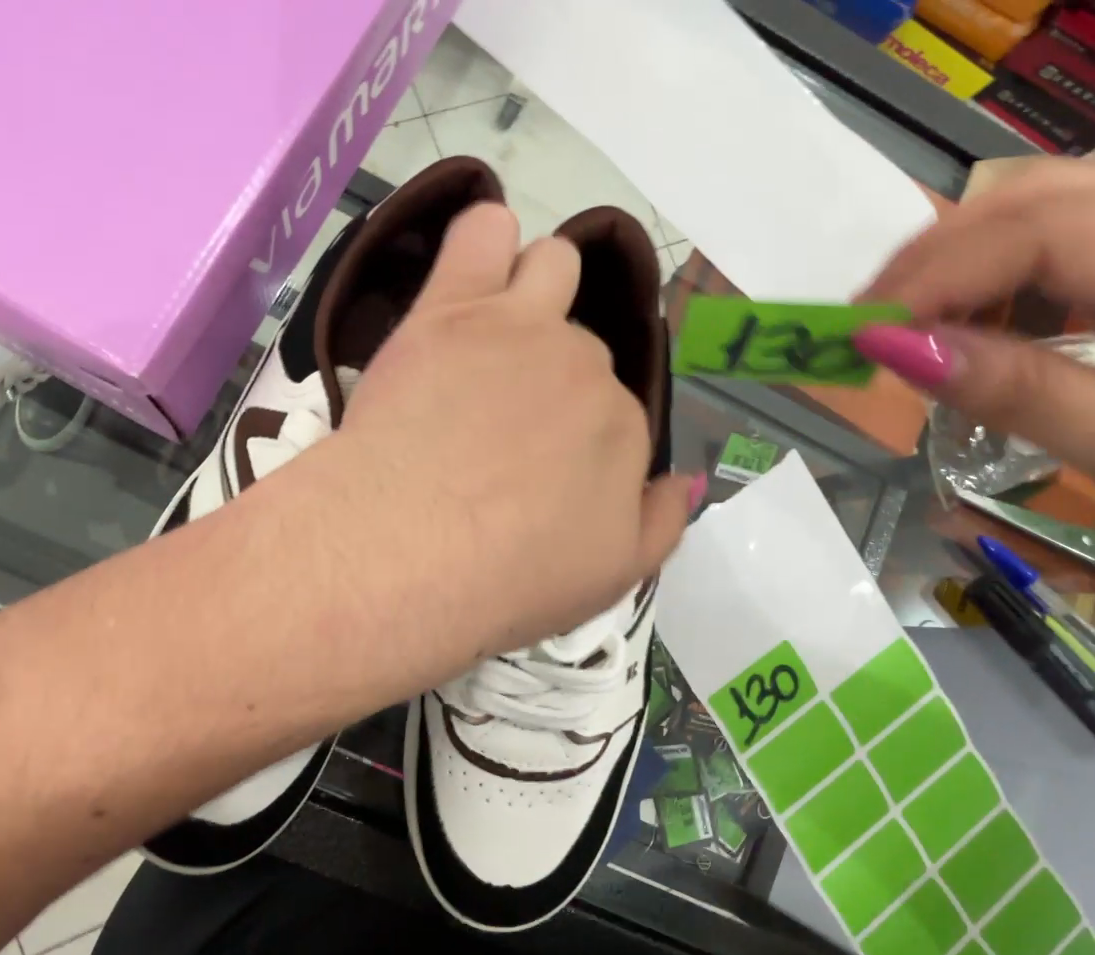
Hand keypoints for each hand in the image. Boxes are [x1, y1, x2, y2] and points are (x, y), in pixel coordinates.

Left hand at [281, 202, 696, 666]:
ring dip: (535, 288)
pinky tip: (473, 266)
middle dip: (546, 377)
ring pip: (552, 268)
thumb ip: (660, 524)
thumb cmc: (508, 580)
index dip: (572, 439)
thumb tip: (682, 480)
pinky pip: (483, 233)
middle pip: (577, 347)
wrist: (412, 552)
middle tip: (491, 425)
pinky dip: (484, 239)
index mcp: (625, 430)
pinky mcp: (450, 308)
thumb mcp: (613, 578)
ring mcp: (520, 328)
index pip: (611, 413)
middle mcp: (584, 367)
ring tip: (494, 331)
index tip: (531, 470)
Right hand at [853, 161, 1094, 618]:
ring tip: (904, 336)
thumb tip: (893, 350)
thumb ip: (1021, 393)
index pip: (1053, 231)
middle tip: (864, 332)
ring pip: (1045, 212)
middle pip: (1043, 197)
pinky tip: (969, 333)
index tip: (859, 336)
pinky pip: (1063, 250)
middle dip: (937, 259)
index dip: (941, 275)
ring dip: (959, 268)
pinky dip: (994, 286)